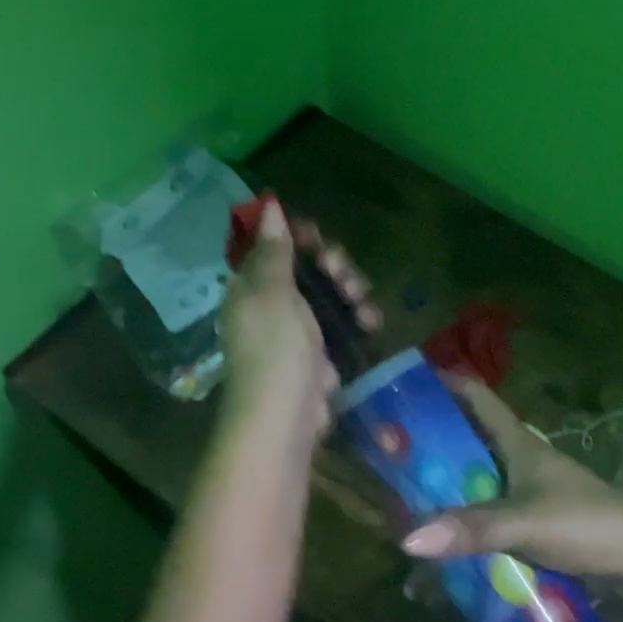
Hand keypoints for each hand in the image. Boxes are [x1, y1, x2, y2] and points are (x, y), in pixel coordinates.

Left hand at [219, 201, 380, 446]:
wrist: (285, 416)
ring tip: (361, 301)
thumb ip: (275, 249)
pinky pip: (343, 323)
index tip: (320, 239)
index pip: (275, 247)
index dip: (299, 238)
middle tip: (343, 273)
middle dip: (332, 264)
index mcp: (251, 286)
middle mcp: (271, 304)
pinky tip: (371, 322)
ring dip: (351, 289)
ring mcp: (297, 330)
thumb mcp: (272, 291)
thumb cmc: (274, 347)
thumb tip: (268, 205)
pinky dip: (358, 318)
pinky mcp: (320, 354)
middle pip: (308, 268)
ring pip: (330, 293)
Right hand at [399, 372, 622, 579]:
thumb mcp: (526, 523)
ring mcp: (526, 494)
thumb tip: (407, 539)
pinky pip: (486, 522)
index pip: (476, 396)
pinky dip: (463, 534)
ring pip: (473, 486)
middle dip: (427, 450)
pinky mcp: (532, 526)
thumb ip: (471, 529)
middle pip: (466, 443)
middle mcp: (519, 462)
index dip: (442, 383)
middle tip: (384, 460)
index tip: (402, 386)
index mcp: (518, 443)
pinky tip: (440, 561)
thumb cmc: (587, 524)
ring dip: (442, 496)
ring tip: (400, 514)